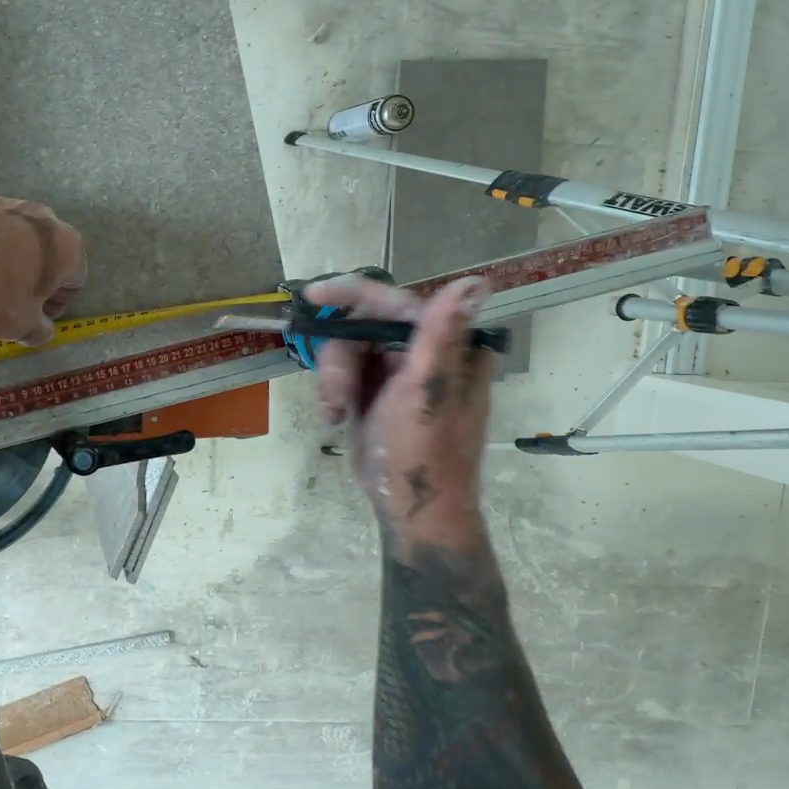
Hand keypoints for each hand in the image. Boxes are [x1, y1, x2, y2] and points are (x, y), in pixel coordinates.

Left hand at [0, 194, 86, 346]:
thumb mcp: (22, 326)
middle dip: (36, 274)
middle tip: (15, 298)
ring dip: (12, 256)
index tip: (40, 316)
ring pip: (19, 235)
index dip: (59, 302)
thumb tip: (41, 329)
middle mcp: (44, 217)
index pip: (75, 278)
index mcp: (67, 246)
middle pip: (48, 251)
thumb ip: (41, 329)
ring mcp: (8, 203)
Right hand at [302, 275, 494, 541]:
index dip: (351, 294)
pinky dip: (332, 393)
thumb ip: (442, 336)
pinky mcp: (375, 390)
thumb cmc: (424, 453)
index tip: (312, 296)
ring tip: (335, 413)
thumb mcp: (428, 391)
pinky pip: (341, 373)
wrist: (411, 507)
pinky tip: (336, 418)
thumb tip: (476, 281)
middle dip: (340, 360)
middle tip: (335, 395)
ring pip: (345, 350)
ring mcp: (397, 372)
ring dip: (333, 381)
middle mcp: (423, 352)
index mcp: (446, 346)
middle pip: (360, 327)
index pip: (393, 301)